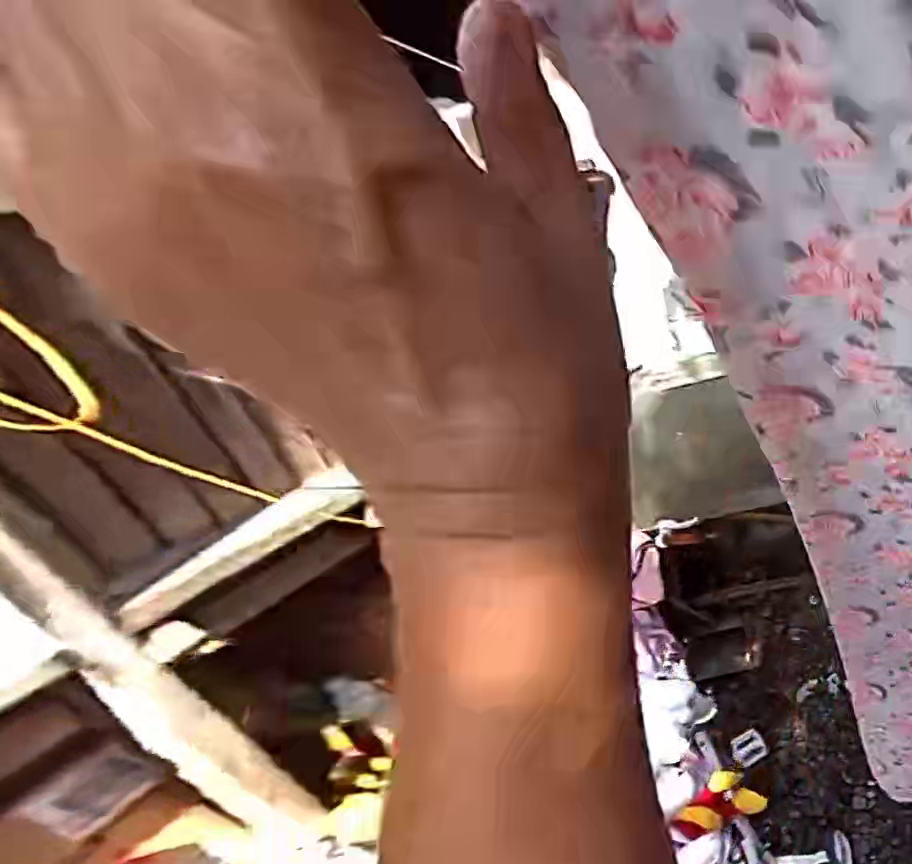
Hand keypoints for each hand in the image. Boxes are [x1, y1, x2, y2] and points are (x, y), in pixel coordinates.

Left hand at [0, 0, 627, 541]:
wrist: (483, 478)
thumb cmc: (550, 359)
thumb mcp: (566, 236)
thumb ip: (519, 112)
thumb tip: (496, 17)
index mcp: (336, 108)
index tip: (344, 24)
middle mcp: (186, 115)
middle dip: (226, 9)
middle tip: (288, 47)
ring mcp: (107, 172)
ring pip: (40, 13)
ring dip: (146, 23)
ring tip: (237, 65)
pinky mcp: (85, 229)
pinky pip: (13, 79)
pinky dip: (75, 61)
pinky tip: (167, 100)